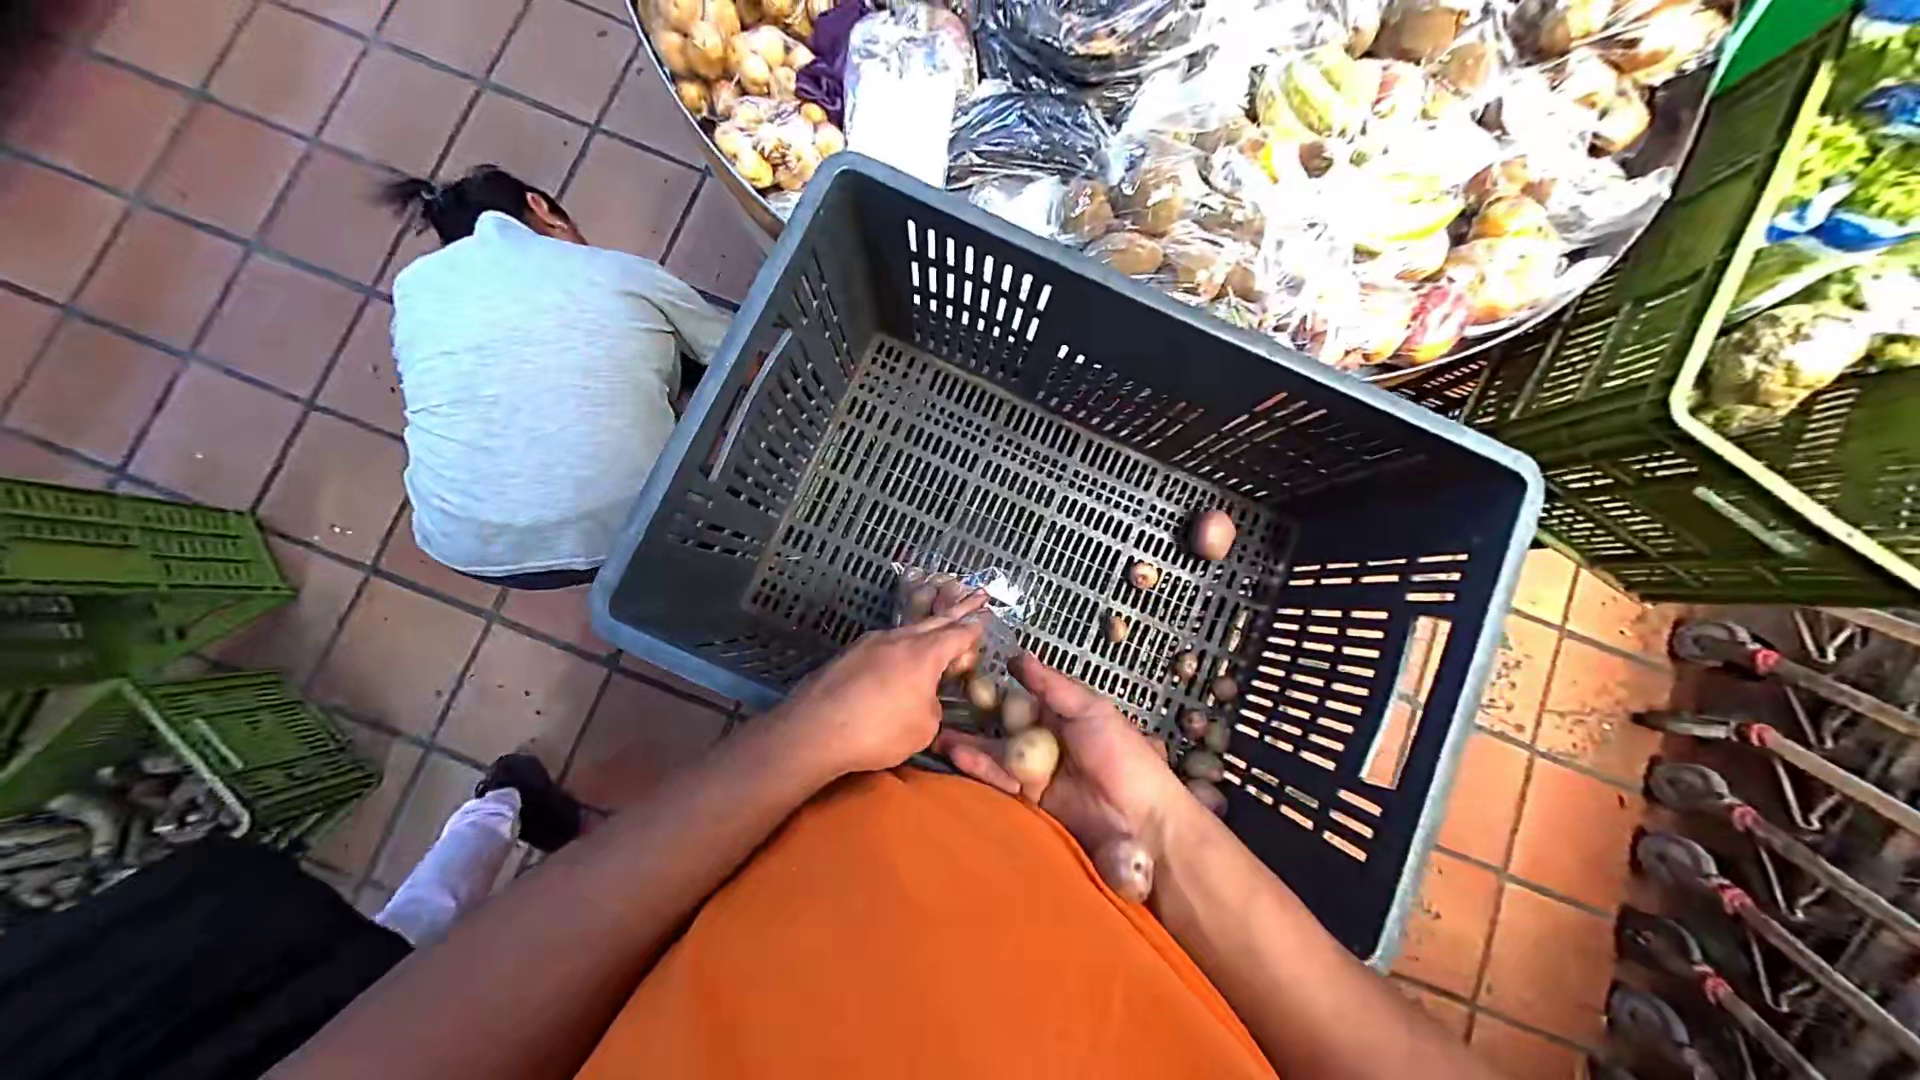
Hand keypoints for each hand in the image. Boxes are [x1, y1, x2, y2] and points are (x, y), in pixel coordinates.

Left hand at [770, 594, 985, 779]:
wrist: (814, 730)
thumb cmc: (878, 731)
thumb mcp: (924, 728)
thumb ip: (933, 705)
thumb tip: (924, 697)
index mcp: (924, 653)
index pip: (958, 633)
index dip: (974, 627)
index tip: (985, 616)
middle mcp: (898, 639)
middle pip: (934, 621)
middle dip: (957, 610)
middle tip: (976, 597)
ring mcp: (869, 643)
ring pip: (906, 631)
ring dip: (925, 630)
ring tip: (936, 629)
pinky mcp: (847, 655)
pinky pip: (883, 645)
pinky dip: (898, 648)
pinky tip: (896, 659)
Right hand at [935, 653, 1191, 863]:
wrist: (1144, 824)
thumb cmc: (1125, 758)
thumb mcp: (1090, 710)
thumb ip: (1051, 685)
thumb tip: (1019, 656)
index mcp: (1062, 718)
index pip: (1020, 700)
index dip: (993, 691)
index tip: (965, 680)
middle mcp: (1046, 743)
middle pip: (1002, 729)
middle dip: (974, 721)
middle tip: (941, 711)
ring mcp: (1037, 774)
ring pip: (996, 755)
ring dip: (969, 746)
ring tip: (940, 736)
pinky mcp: (1031, 803)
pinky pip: (1000, 783)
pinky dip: (979, 769)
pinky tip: (957, 756)